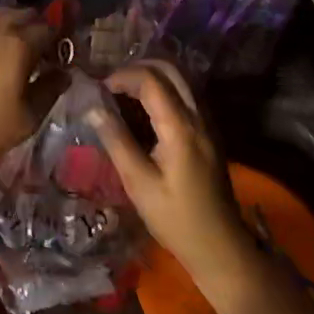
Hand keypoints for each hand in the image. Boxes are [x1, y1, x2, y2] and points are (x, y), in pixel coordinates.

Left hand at [0, 9, 60, 177]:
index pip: (50, 27)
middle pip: (25, 14)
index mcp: (20, 43)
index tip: (66, 55)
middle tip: (46, 54)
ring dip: (17, 28)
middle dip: (40, 27)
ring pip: (3, 18)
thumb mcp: (26, 119)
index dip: (62, 38)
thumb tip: (64, 73)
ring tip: (21, 56)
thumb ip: (50, 92)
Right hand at [88, 61, 254, 281]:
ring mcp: (206, 122)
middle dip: (138, 69)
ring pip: (180, 79)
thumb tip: (93, 108)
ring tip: (123, 94)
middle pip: (170, 69)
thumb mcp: (139, 184)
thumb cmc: (176, 219)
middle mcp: (197, 115)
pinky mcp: (208, 131)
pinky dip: (163, 90)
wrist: (220, 245)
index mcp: (180, 126)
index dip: (122, 77)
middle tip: (111, 85)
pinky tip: (144, 110)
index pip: (151, 80)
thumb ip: (117, 141)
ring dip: (151, 77)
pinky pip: (186, 95)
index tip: (99, 89)